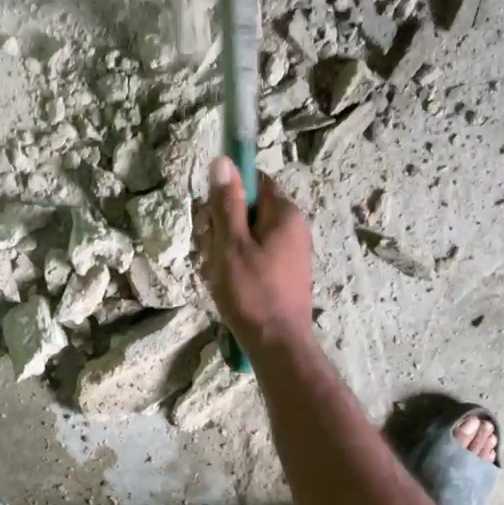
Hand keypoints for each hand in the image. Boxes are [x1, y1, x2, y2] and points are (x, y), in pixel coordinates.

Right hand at [197, 156, 313, 352]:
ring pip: (251, 235)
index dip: (227, 194)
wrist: (277, 343)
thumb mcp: (231, 245)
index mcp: (284, 213)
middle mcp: (294, 227)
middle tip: (209, 252)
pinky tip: (229, 285)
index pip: (254, 182)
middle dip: (224, 225)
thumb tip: (223, 161)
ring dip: (227, 248)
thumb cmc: (251, 292)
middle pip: (251, 208)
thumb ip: (227, 203)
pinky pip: (258, 255)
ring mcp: (293, 251)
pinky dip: (240, 264)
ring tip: (217, 274)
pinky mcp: (287, 273)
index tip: (210, 220)